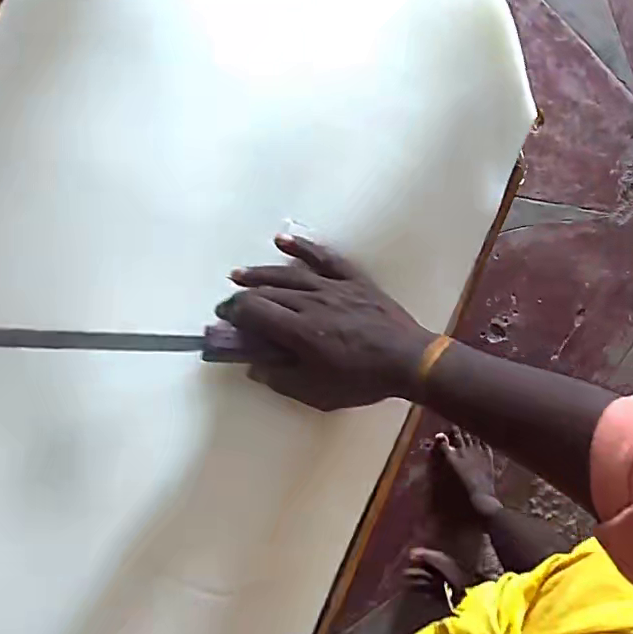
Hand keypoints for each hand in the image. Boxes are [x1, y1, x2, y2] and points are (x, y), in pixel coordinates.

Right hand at [218, 234, 435, 410]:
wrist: (409, 360)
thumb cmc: (363, 380)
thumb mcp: (317, 393)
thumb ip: (282, 379)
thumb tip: (256, 367)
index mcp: (300, 331)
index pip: (253, 311)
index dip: (232, 313)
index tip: (223, 320)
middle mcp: (313, 302)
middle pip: (267, 291)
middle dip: (241, 298)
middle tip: (229, 306)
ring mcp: (335, 287)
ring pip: (289, 273)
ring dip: (260, 273)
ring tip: (239, 275)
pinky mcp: (354, 280)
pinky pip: (324, 258)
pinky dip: (303, 247)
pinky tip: (282, 241)